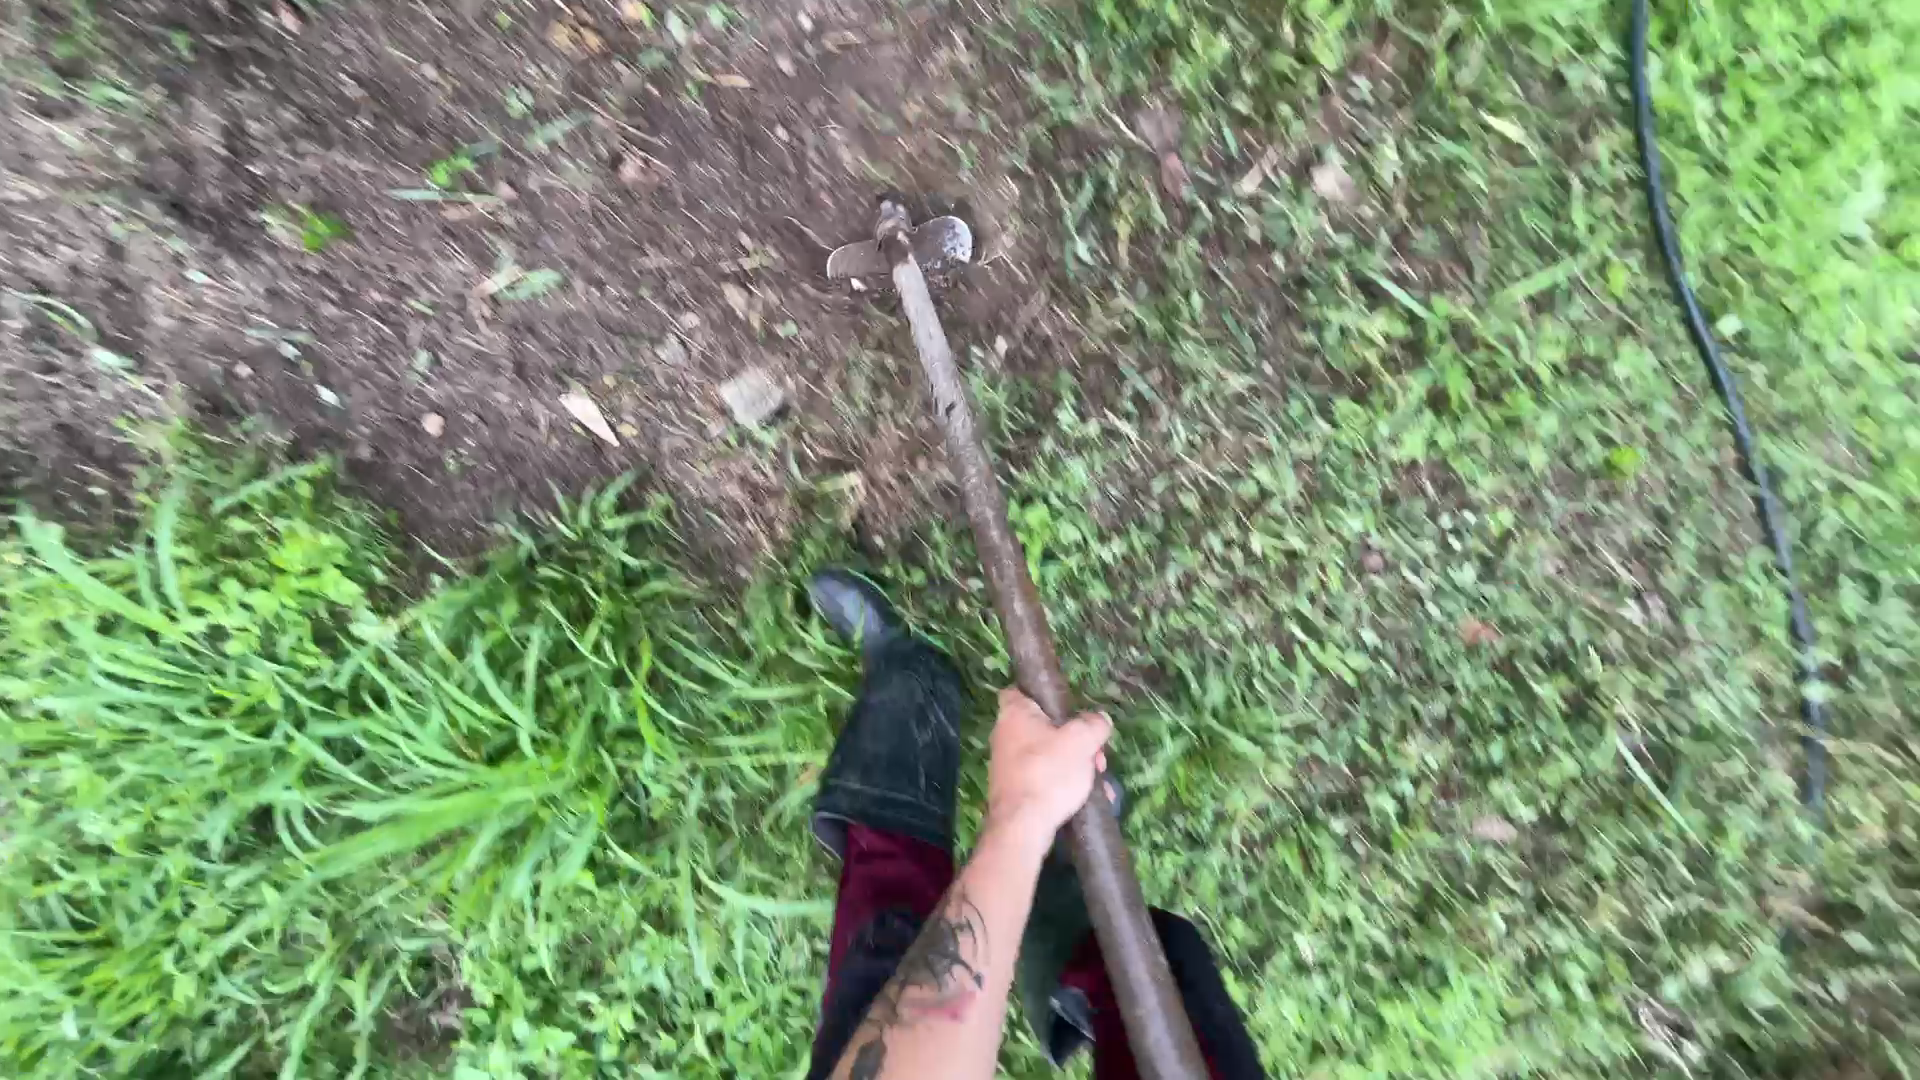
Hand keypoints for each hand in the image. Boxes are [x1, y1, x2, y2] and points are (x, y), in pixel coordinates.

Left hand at [983, 687, 1112, 844]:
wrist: (1022, 826)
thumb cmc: (1048, 773)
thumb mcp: (1081, 741)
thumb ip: (1093, 725)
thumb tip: (1100, 719)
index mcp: (1014, 713)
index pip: (1020, 690)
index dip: (1044, 696)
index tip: (1067, 708)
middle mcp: (1005, 735)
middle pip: (1045, 727)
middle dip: (1076, 741)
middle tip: (1096, 757)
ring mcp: (1007, 764)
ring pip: (1048, 755)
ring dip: (1076, 766)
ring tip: (1099, 783)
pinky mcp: (1014, 789)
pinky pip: (1044, 778)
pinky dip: (1064, 785)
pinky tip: (1088, 800)